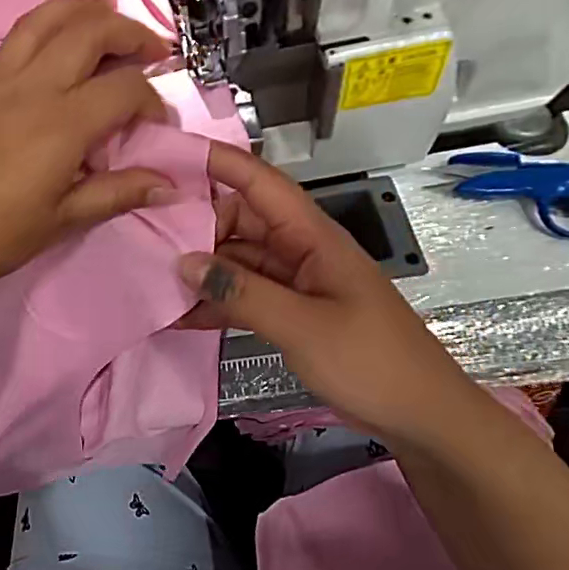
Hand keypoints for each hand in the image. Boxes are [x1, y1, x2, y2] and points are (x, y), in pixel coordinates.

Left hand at [0, 0, 175, 374]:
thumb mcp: (64, 220)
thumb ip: (118, 193)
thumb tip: (169, 183)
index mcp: (62, 123)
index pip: (125, 89)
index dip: (153, 101)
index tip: (160, 125)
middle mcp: (33, 88)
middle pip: (90, 32)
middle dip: (131, 33)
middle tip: (156, 51)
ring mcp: (1, 82)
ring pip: (46, 20)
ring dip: (85, 10)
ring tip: (111, 14)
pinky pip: (17, 38)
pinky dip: (48, 26)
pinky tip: (59, 44)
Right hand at [175, 142, 470, 435]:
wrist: (421, 415)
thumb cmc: (372, 361)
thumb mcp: (304, 326)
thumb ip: (243, 293)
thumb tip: (185, 263)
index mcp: (312, 236)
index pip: (260, 182)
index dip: (218, 162)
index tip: (170, 154)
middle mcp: (300, 249)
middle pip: (242, 219)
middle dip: (198, 223)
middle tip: (147, 235)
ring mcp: (296, 281)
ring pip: (240, 258)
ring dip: (203, 268)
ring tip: (154, 277)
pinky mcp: (292, 311)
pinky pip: (247, 294)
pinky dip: (218, 301)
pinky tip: (181, 315)